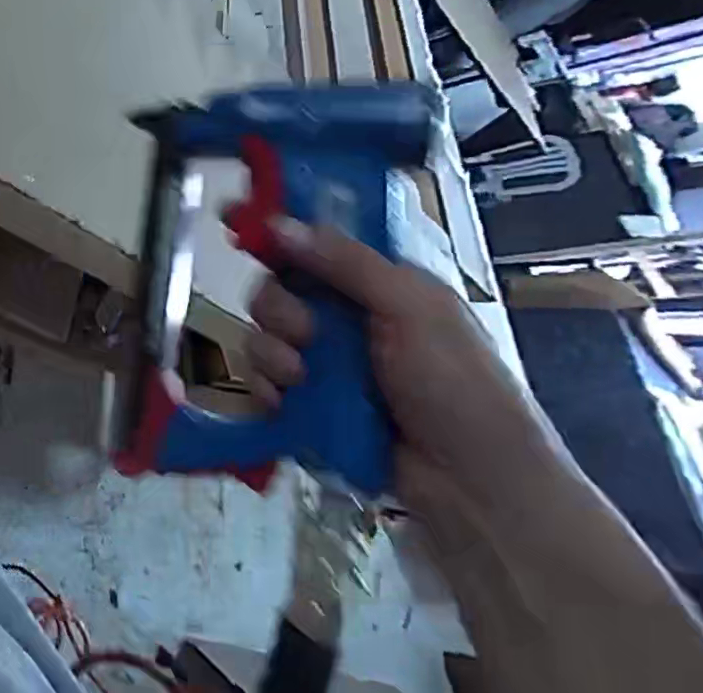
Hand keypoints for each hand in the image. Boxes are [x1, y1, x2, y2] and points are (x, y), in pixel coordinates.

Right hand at [240, 218, 564, 513]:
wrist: (472, 486)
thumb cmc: (456, 384)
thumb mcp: (413, 308)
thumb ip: (347, 263)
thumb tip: (280, 224)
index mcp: (371, 282)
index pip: (311, 242)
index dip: (271, 229)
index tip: (230, 217)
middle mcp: (340, 315)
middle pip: (275, 287)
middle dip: (278, 308)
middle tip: (305, 332)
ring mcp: (320, 361)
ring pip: (261, 333)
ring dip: (273, 352)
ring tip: (301, 378)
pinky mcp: (304, 403)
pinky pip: (260, 380)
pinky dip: (265, 387)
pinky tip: (284, 401)